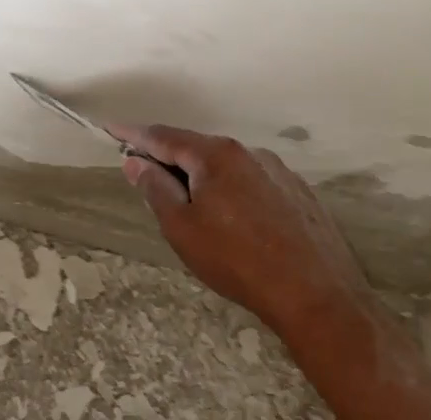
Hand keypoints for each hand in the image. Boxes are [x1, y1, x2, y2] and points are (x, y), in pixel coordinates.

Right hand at [106, 124, 376, 335]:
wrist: (320, 301)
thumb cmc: (238, 262)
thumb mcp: (181, 228)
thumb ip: (155, 188)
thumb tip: (136, 161)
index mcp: (215, 155)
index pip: (163, 136)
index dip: (133, 134)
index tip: (110, 129)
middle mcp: (248, 153)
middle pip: (197, 149)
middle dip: (171, 159)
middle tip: (149, 178)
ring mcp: (280, 173)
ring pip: (227, 166)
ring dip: (204, 177)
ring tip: (195, 207)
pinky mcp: (302, 196)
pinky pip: (254, 182)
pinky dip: (234, 190)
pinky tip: (236, 220)